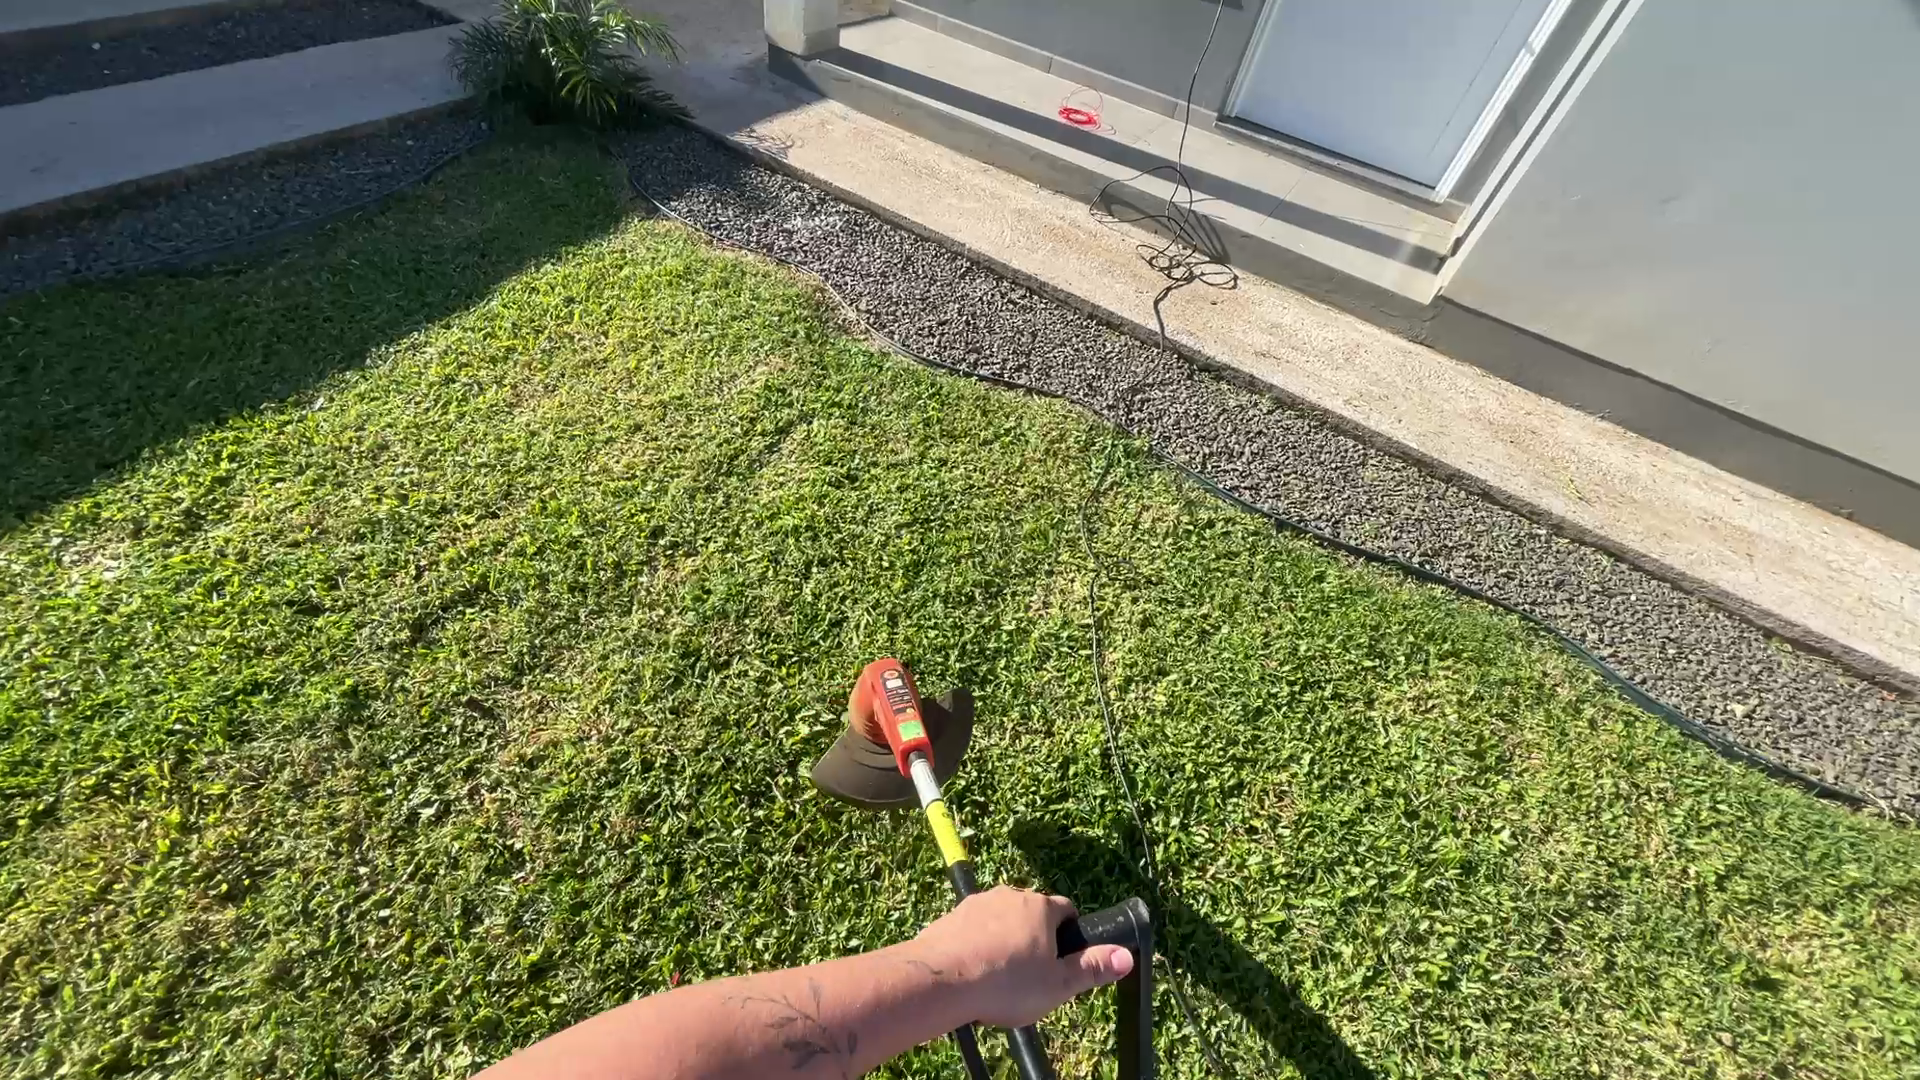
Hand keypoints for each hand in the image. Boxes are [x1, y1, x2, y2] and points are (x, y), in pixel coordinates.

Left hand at [909, 885, 1134, 1027]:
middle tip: (1034, 972)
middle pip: (1033, 912)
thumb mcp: (1058, 984)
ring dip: (1006, 937)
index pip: (1066, 908)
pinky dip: (979, 942)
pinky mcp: (955, 914)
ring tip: (1002, 975)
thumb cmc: (1006, 982)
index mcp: (1041, 908)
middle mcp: (1011, 895)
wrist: (944, 978)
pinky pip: (975, 926)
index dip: (1070, 931)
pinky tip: (976, 971)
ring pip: (1002, 917)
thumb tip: (1126, 956)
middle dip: (1037, 936)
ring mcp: (980, 902)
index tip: (1066, 954)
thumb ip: (1091, 969)